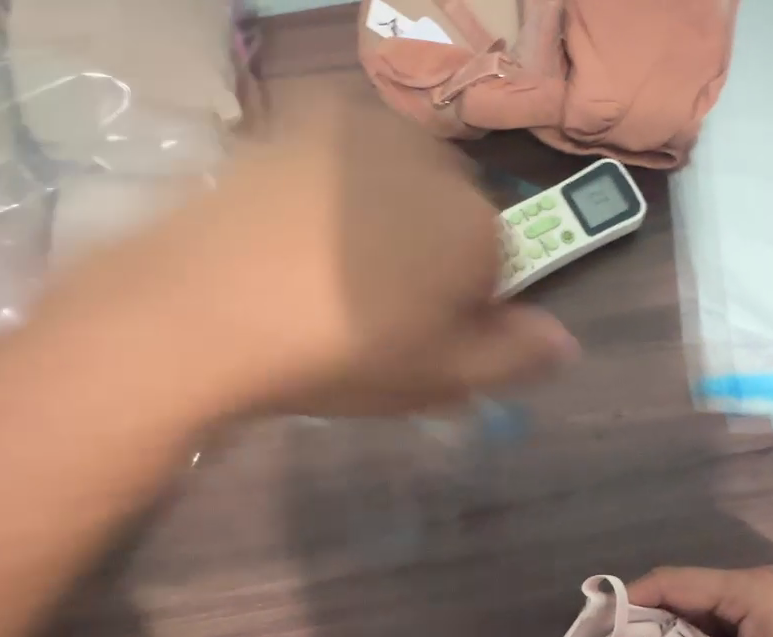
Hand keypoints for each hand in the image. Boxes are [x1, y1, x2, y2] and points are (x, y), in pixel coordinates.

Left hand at [28, 93, 576, 419]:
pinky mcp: (298, 120)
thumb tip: (567, 341)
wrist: (205, 308)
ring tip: (325, 274)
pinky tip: (293, 235)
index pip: (496, 266)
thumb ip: (512, 358)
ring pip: (398, 184)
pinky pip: (341, 160)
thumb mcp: (438, 380)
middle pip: (450, 215)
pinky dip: (333, 190)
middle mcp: (433, 161)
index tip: (416, 340)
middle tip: (367, 311)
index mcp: (477, 226)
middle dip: (427, 257)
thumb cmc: (338, 354)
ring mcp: (362, 131)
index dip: (461, 308)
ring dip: (381, 220)